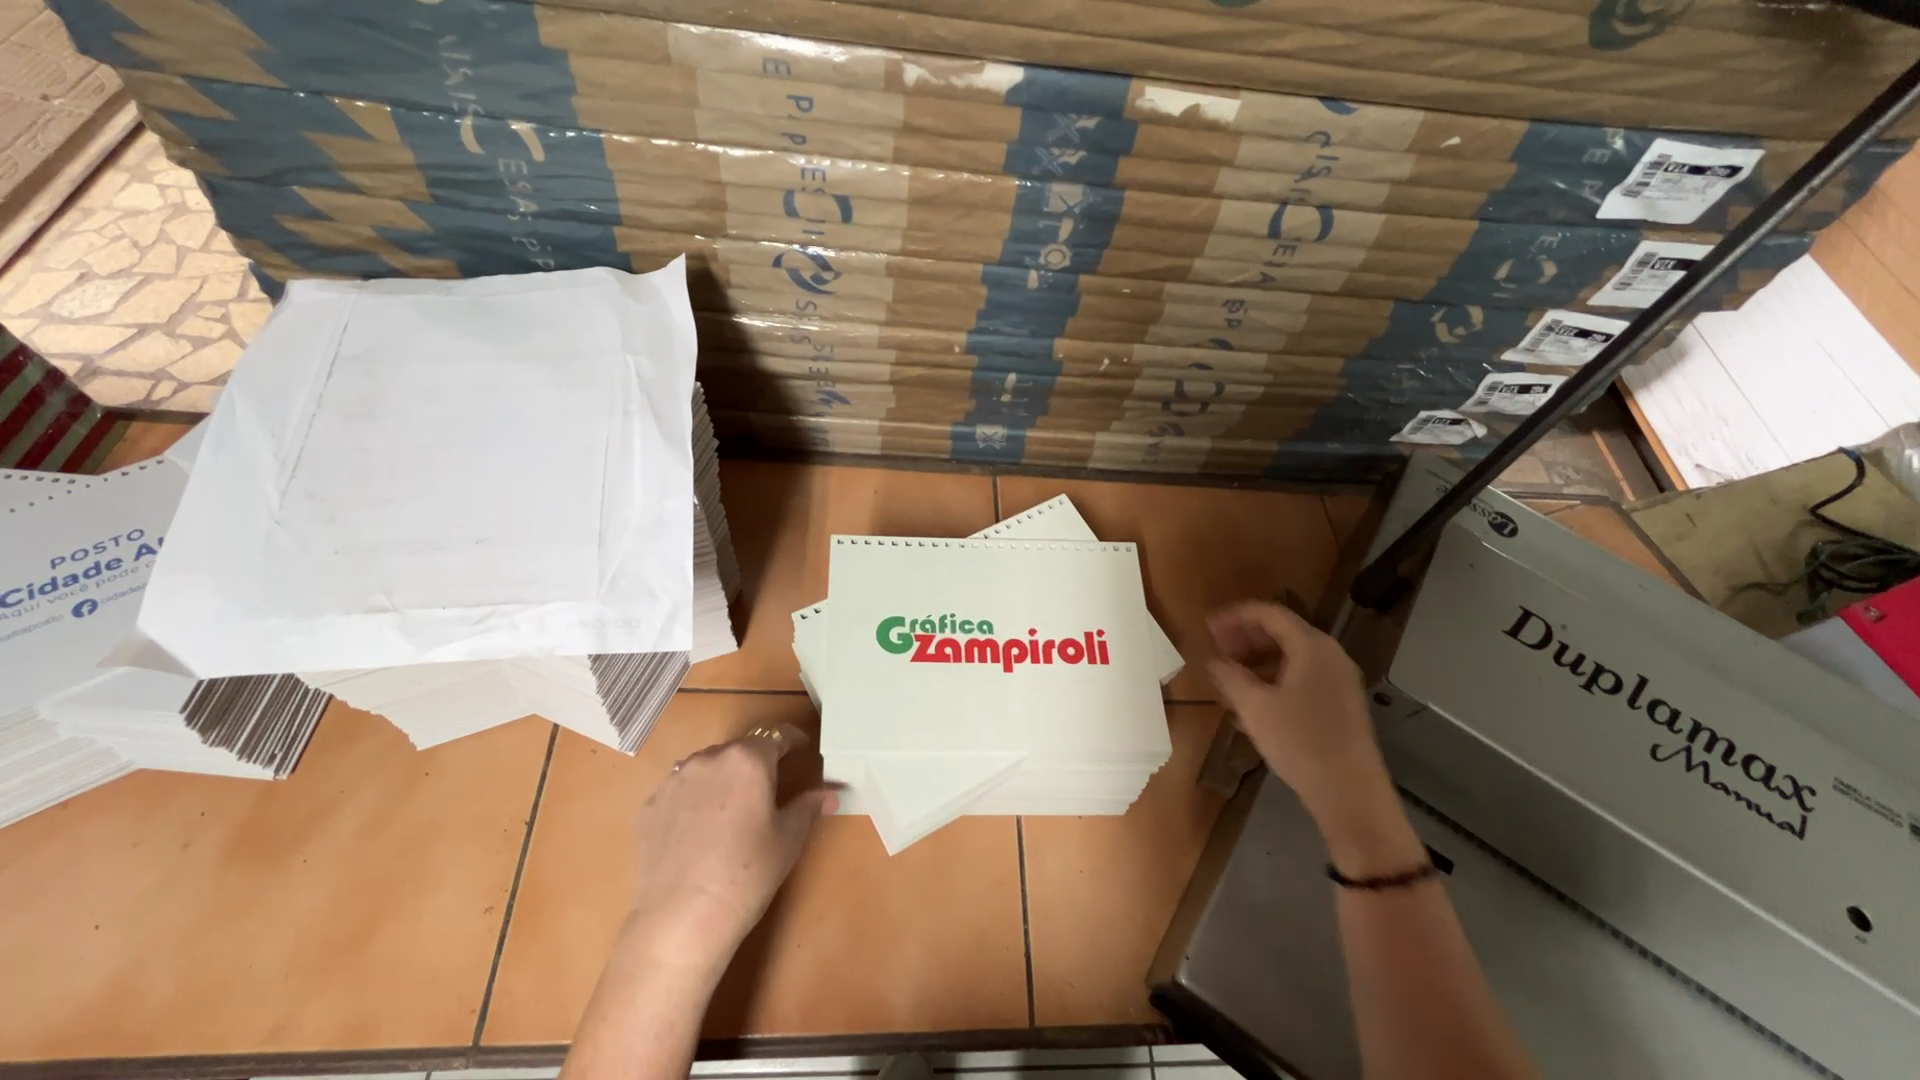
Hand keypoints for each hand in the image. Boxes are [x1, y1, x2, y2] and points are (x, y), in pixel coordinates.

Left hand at [622, 726, 836, 978]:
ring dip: (723, 778)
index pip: (776, 736)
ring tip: (732, 809)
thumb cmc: (748, 873)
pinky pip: (680, 791)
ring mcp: (674, 781)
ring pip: (706, 767)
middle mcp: (708, 759)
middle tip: (768, 788)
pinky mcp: (650, 806)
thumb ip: (808, 807)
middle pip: (739, 749)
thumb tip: (829, 794)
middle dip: (756, 762)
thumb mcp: (788, 839)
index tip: (801, 749)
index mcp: (748, 760)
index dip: (792, 741)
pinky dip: (694, 800)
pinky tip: (699, 831)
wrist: (682, 917)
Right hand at [1208, 602, 1422, 876]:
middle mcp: (1330, 655)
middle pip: (1282, 633)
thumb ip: (1231, 677)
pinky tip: (1254, 705)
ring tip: (1230, 681)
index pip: (1270, 614)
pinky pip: (1303, 678)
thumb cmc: (1300, 741)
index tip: (1208, 626)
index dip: (1236, 616)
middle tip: (1216, 651)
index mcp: (1311, 646)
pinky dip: (1275, 680)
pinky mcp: (1341, 704)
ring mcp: (1340, 680)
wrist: (1350, 791)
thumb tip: (1215, 661)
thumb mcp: (1254, 707)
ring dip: (1258, 662)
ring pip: (1292, 658)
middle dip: (1245, 639)